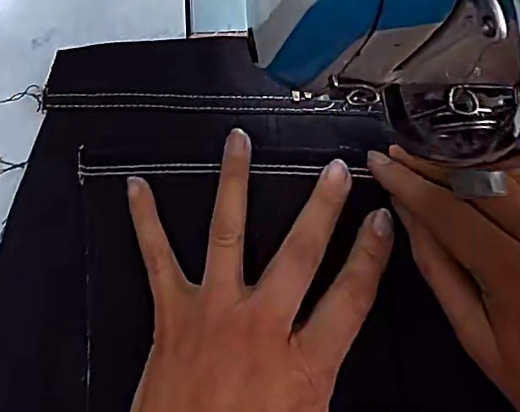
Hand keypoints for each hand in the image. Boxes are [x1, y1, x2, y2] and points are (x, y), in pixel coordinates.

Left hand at [127, 128, 394, 411]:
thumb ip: (324, 379)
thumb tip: (342, 337)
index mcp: (301, 367)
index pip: (351, 298)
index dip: (371, 256)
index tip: (382, 220)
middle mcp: (260, 328)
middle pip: (301, 253)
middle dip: (323, 207)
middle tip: (337, 169)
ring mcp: (213, 314)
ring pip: (229, 232)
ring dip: (235, 180)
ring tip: (238, 139)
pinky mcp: (172, 316)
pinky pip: (157, 260)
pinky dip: (146, 221)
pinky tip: (137, 187)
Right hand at [367, 147, 519, 411]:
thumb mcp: (482, 345)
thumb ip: (440, 272)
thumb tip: (410, 219)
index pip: (450, 210)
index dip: (408, 182)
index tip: (384, 166)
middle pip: (478, 179)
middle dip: (430, 162)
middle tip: (400, 154)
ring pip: (510, 174)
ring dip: (464, 161)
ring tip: (429, 157)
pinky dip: (501, 177)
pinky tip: (478, 174)